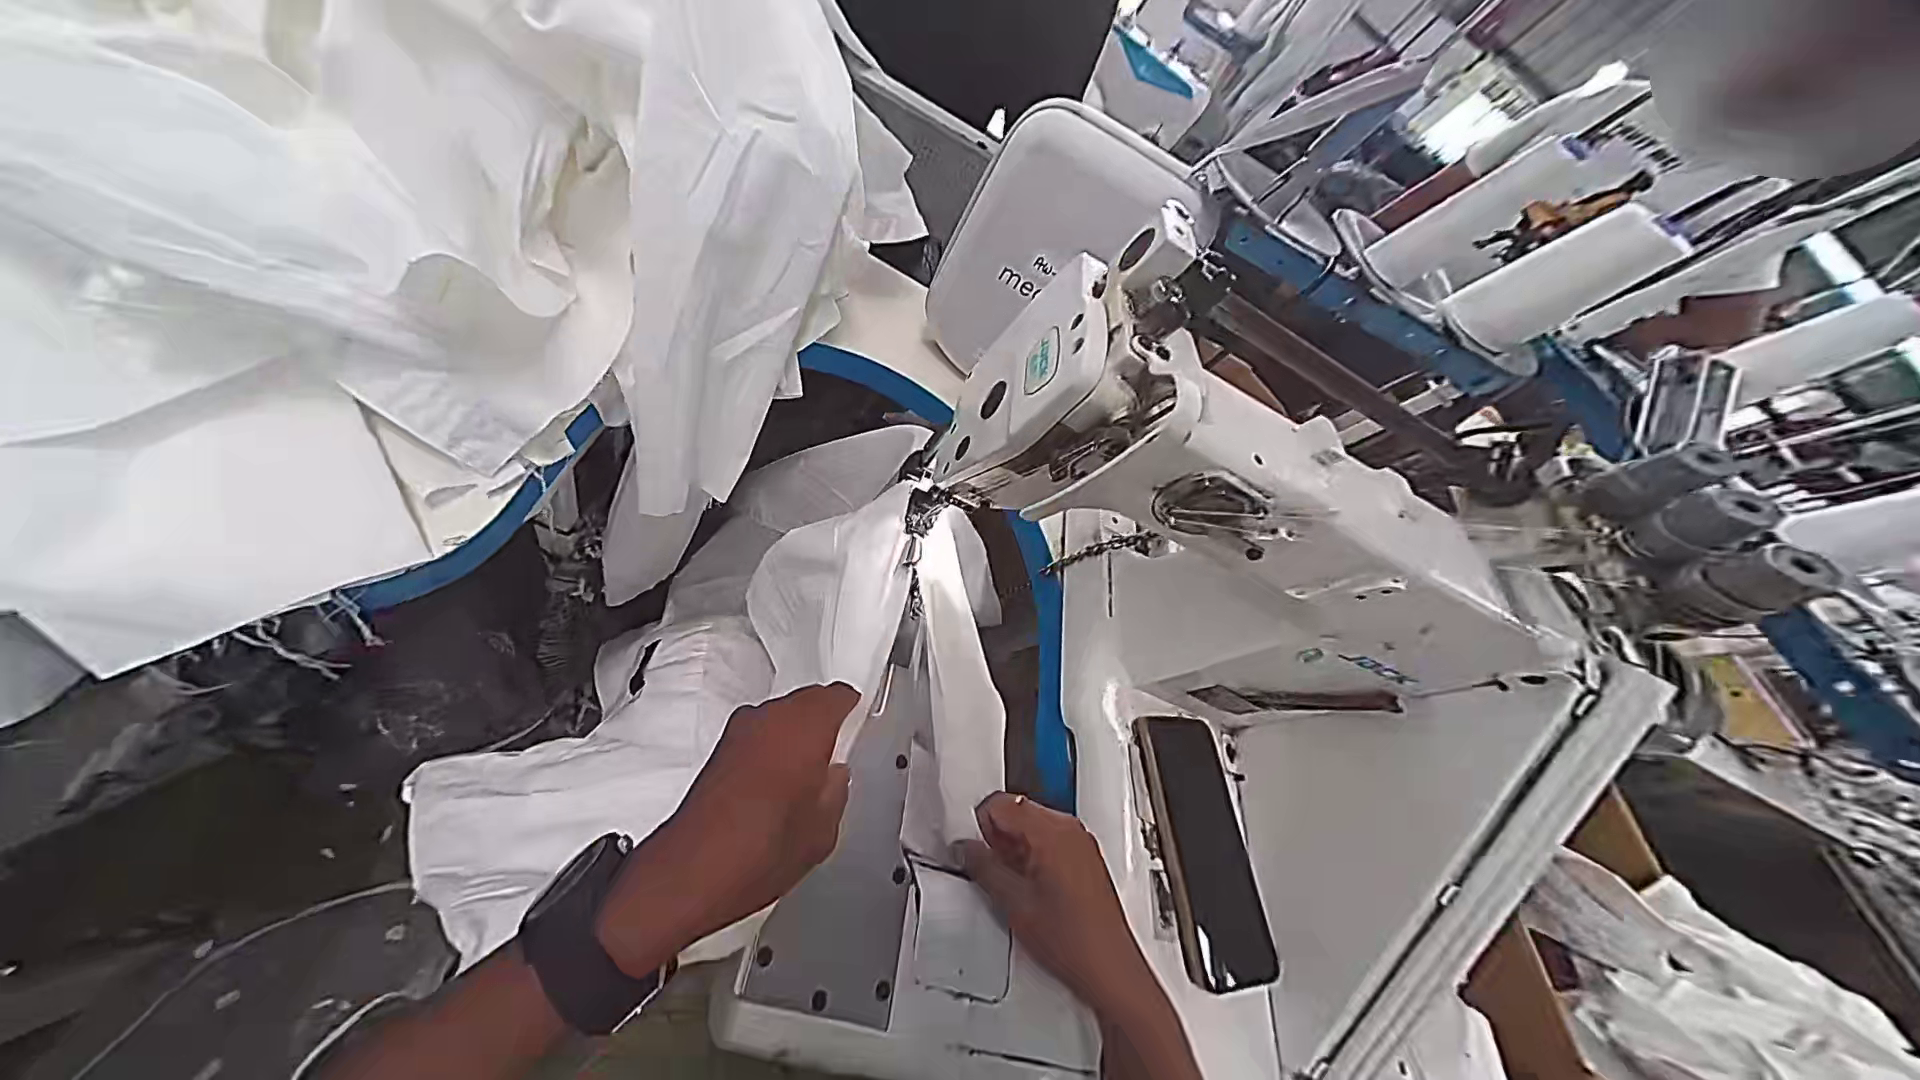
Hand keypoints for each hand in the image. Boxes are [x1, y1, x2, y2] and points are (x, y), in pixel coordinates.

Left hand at [596, 683, 858, 975]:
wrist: (689, 874)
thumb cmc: (754, 852)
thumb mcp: (822, 830)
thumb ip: (837, 789)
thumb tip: (834, 777)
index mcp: (805, 727)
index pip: (839, 695)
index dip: (853, 709)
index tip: (860, 723)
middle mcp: (771, 718)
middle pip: (810, 700)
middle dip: (826, 720)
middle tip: (838, 752)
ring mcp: (742, 730)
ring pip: (782, 714)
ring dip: (797, 733)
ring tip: (805, 775)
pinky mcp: (721, 749)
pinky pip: (760, 732)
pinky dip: (772, 746)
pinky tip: (776, 785)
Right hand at [957, 792, 1158, 1022]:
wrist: (1108, 967)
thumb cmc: (1073, 940)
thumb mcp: (1013, 902)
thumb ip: (982, 867)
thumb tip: (966, 850)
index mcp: (1050, 831)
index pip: (1000, 803)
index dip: (980, 826)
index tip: (975, 848)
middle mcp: (1068, 828)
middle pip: (1017, 809)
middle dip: (998, 837)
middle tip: (991, 868)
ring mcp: (1080, 840)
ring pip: (1032, 824)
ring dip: (1015, 846)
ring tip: (1014, 884)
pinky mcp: (1085, 855)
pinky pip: (1050, 839)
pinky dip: (1034, 854)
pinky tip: (1031, 887)